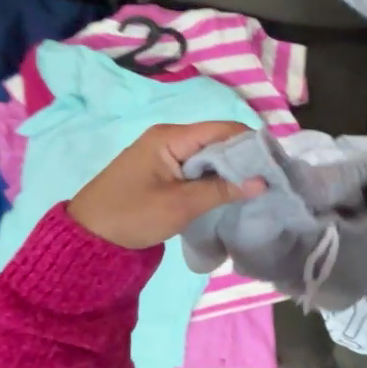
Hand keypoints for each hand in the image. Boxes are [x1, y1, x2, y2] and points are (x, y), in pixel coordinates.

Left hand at [68, 121, 266, 249]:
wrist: (91, 237)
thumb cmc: (132, 215)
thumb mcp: (181, 204)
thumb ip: (223, 190)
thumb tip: (263, 180)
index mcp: (170, 137)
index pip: (222, 129)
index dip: (251, 144)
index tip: (276, 164)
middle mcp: (170, 138)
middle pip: (219, 140)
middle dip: (245, 158)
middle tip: (271, 179)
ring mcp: (167, 155)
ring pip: (211, 156)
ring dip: (233, 170)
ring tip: (258, 187)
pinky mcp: (166, 172)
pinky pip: (200, 168)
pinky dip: (218, 178)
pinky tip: (234, 193)